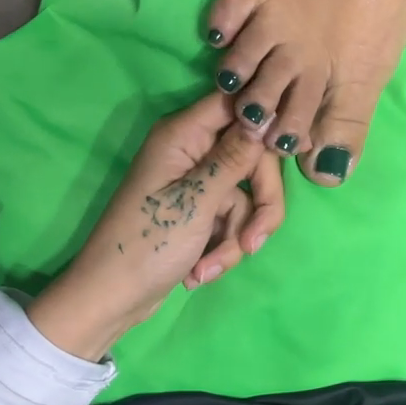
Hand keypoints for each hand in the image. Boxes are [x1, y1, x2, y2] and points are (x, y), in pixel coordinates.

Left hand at [25, 93, 285, 359]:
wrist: (112, 299)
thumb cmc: (147, 244)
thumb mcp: (197, 201)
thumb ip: (235, 157)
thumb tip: (268, 115)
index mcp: (183, 135)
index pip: (238, 105)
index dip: (267, 124)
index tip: (293, 151)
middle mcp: (191, 150)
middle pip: (252, 158)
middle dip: (258, 206)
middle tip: (252, 243)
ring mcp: (195, 183)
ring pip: (245, 196)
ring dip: (236, 236)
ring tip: (209, 268)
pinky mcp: (198, 211)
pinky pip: (230, 219)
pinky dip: (222, 247)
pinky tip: (200, 272)